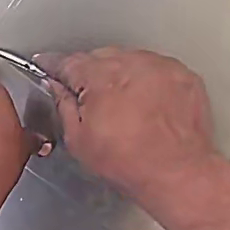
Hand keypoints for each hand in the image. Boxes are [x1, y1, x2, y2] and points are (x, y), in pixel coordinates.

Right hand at [37, 47, 218, 196]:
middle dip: (88, 73)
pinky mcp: (183, 76)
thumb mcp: (78, 139)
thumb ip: (63, 105)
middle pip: (99, 57)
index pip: (68, 61)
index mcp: (100, 77)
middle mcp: (132, 63)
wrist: (176, 172)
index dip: (52, 65)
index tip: (46, 66)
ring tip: (119, 107)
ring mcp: (160, 67)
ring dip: (118, 76)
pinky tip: (143, 106)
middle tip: (86, 100)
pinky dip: (145, 82)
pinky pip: (154, 69)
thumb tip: (56, 87)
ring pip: (128, 60)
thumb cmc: (128, 161)